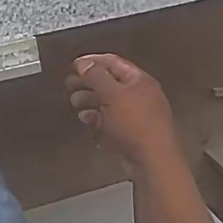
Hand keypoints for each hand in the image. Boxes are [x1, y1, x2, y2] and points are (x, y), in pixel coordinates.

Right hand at [65, 54, 182, 171]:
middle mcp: (139, 94)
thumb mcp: (113, 95)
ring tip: (74, 100)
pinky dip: (96, 116)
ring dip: (90, 98)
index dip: (93, 61)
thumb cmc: (136, 124)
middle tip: (70, 82)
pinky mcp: (129, 132)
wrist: (152, 161)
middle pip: (109, 81)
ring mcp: (135, 114)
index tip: (75, 64)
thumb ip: (96, 77)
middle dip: (89, 81)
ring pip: (108, 101)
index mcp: (139, 80)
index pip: (113, 62)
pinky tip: (85, 117)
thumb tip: (84, 64)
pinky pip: (110, 119)